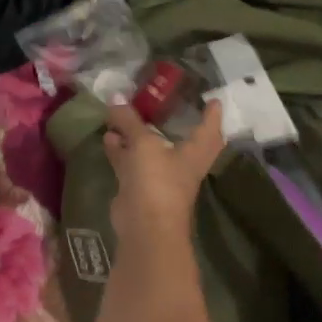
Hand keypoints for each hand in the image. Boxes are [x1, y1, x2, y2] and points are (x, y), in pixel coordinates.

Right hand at [103, 101, 225, 249]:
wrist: (145, 224)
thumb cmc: (157, 180)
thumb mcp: (144, 144)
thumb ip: (130, 121)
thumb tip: (116, 97)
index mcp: (193, 155)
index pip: (208, 131)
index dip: (212, 116)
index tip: (213, 100)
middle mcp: (179, 165)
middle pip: (179, 140)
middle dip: (171, 122)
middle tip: (163, 102)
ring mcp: (158, 176)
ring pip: (149, 149)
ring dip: (136, 133)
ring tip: (120, 114)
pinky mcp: (138, 185)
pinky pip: (129, 160)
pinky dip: (120, 148)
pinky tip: (107, 136)